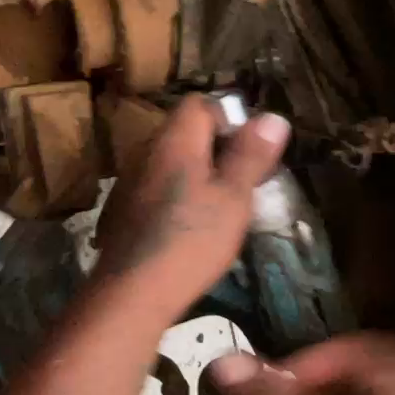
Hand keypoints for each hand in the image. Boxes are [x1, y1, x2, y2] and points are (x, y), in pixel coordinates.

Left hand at [91, 97, 289, 323]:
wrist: (132, 290)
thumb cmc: (191, 240)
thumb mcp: (233, 197)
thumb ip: (250, 155)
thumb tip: (273, 117)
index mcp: (174, 140)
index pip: (199, 103)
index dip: (228, 118)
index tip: (250, 151)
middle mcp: (145, 150)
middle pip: (183, 131)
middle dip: (215, 148)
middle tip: (242, 181)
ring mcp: (129, 178)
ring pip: (169, 160)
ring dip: (195, 173)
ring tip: (221, 205)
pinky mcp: (122, 206)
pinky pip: (154, 184)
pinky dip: (175, 193)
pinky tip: (188, 225)